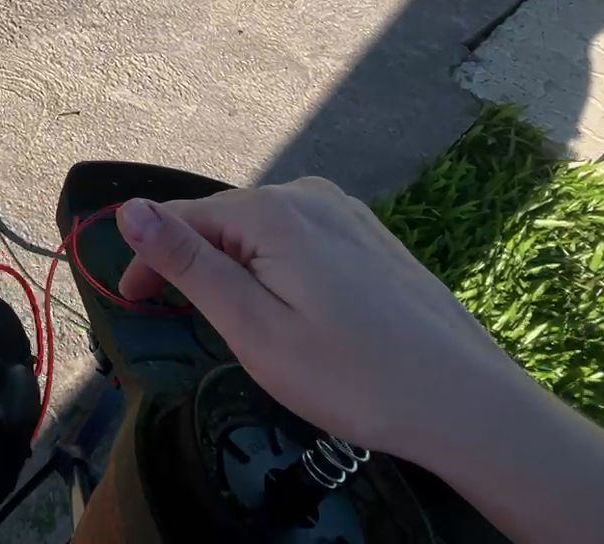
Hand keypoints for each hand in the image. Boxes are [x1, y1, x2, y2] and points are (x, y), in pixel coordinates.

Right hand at [114, 178, 530, 466]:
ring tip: (240, 320)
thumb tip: (127, 208)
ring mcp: (342, 209)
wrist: (476, 409)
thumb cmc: (353, 376)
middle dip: (192, 264)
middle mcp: (304, 193)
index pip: (179, 219)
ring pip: (258, 229)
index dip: (147, 261)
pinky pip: (296, 235)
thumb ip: (187, 262)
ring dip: (233, 265)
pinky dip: (272, 264)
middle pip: (220, 221)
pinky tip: (293, 305)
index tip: (134, 306)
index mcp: (270, 210)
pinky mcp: (367, 231)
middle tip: (187, 325)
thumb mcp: (252, 327)